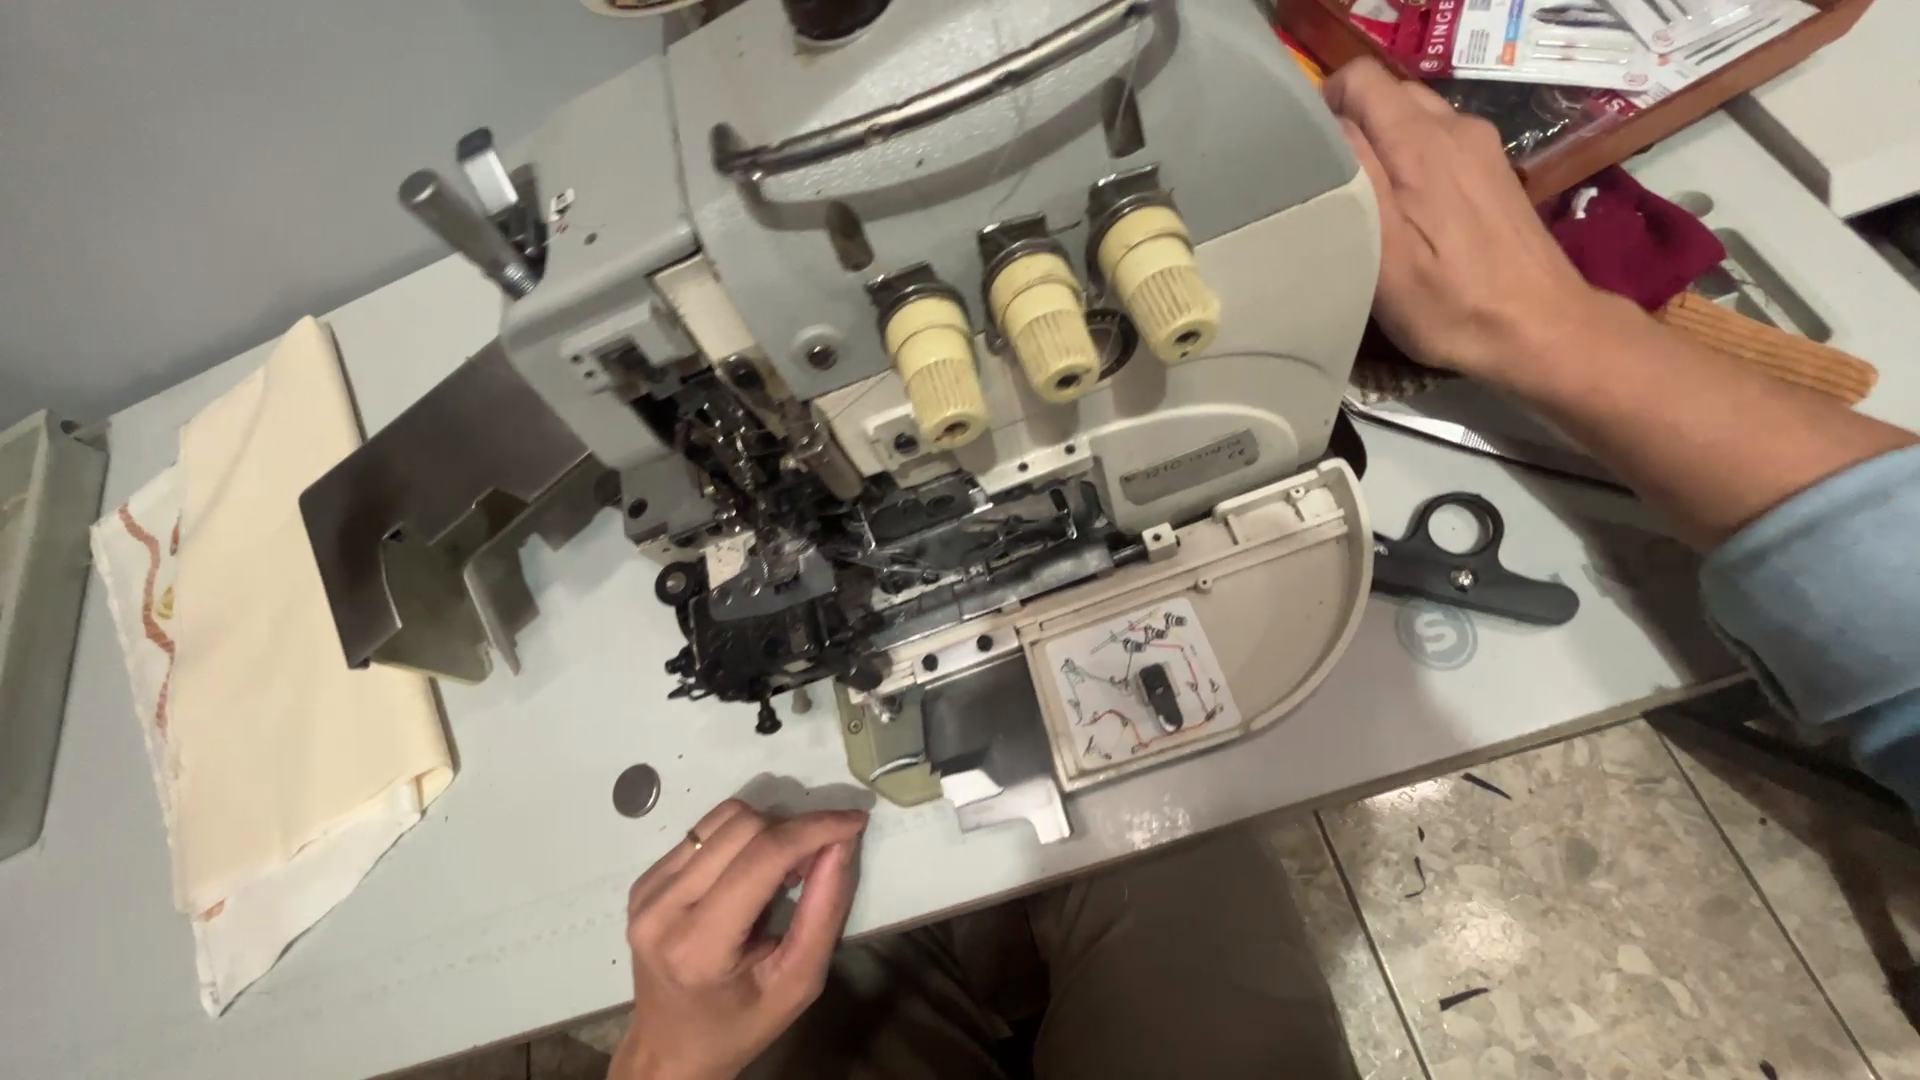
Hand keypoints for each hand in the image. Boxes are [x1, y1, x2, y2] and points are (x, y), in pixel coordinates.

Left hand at [612, 799, 867, 1079]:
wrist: (670, 1050)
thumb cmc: (742, 1023)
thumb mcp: (799, 981)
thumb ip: (825, 909)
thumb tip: (841, 841)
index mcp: (699, 946)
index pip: (764, 857)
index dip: (814, 829)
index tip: (854, 821)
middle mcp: (663, 909)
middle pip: (745, 826)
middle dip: (795, 831)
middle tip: (817, 861)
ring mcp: (648, 890)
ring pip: (726, 818)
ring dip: (769, 829)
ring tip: (784, 870)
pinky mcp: (645, 879)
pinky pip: (706, 830)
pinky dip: (742, 838)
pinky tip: (751, 872)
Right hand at [1324, 59, 1619, 381]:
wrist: (1536, 326)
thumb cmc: (1448, 303)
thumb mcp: (1385, 254)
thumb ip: (1356, 184)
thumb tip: (1326, 132)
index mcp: (1420, 143)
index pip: (1356, 84)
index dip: (1320, 114)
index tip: (1299, 164)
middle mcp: (1453, 127)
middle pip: (1381, 94)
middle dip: (1343, 126)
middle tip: (1322, 185)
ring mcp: (1477, 144)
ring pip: (1406, 115)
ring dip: (1373, 144)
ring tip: (1355, 199)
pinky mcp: (1487, 166)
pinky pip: (1430, 138)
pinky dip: (1401, 158)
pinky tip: (1395, 208)